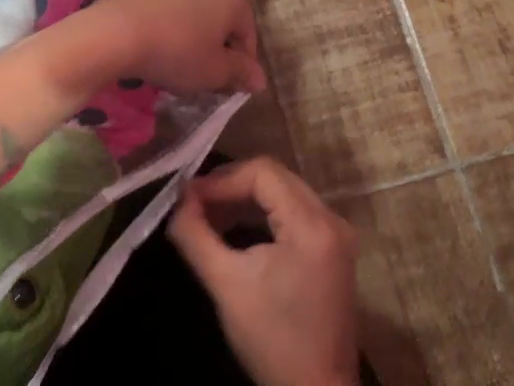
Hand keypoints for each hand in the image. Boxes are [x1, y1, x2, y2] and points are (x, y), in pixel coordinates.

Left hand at [97, 0, 263, 94]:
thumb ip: (241, 73)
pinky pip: (171, 2)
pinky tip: (159, 41)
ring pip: (197, 7)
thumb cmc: (176, 51)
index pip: (247, 32)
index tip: (229, 84)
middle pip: (223, 15)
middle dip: (218, 43)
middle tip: (205, 72)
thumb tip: (260, 79)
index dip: (242, 63)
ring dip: (194, 31)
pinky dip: (172, 20)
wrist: (115, 30)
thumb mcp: (214, 71)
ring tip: (180, 59)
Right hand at [169, 158, 360, 385]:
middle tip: (194, 204)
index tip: (188, 199)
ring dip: (244, 199)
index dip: (221, 179)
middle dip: (230, 186)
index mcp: (312, 226)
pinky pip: (293, 211)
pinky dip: (261, 214)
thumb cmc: (271, 340)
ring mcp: (336, 236)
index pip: (263, 173)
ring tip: (208, 218)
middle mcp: (332, 221)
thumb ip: (195, 234)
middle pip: (274, 177)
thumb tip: (176, 202)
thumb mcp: (225, 284)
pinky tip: (233, 230)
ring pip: (283, 192)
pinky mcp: (332, 250)